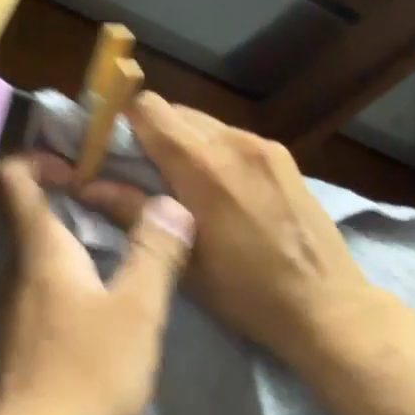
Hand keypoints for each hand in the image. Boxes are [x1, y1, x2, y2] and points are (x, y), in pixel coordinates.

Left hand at [0, 155, 193, 414]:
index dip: (42, 158)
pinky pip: (48, 290)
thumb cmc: (89, 374)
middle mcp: (20, 272)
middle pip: (34, 216)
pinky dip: (76, 279)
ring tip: (129, 250)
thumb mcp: (138, 310)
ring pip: (44, 257)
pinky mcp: (26, 341)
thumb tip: (172, 203)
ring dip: (80, 242)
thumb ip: (155, 253)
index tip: (85, 164)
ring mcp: (17, 309)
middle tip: (125, 204)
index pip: (17, 180)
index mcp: (41, 252)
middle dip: (75, 200)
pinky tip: (112, 303)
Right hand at [51, 93, 389, 375]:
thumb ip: (133, 214)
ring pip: (206, 125)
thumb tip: (88, 186)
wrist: (326, 304)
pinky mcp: (284, 158)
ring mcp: (264, 147)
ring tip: (176, 185)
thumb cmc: (247, 294)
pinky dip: (213, 153)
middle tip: (136, 172)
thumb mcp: (184, 261)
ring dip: (183, 144)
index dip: (123, 120)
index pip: (150, 110)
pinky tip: (215, 191)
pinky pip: (233, 140)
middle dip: (150, 135)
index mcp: (204, 167)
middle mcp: (234, 143)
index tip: (107, 146)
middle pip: (176, 113)